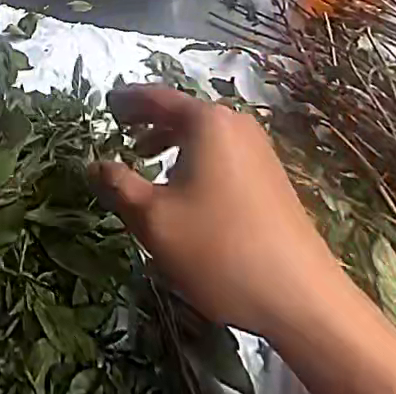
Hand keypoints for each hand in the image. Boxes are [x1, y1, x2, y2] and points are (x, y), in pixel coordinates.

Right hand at [90, 86, 395, 393]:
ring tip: (145, 159)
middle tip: (120, 129)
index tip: (105, 103)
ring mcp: (258, 147)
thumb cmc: (220, 249)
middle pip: (181, 111)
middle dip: (148, 119)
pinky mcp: (270, 173)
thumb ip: (118, 185)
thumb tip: (93, 164)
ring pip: (203, 132)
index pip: (156, 97)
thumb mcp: (155, 219)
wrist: (303, 298)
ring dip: (170, 140)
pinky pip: (221, 150)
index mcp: (206, 122)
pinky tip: (185, 186)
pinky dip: (195, 156)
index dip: (127, 99)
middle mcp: (234, 123)